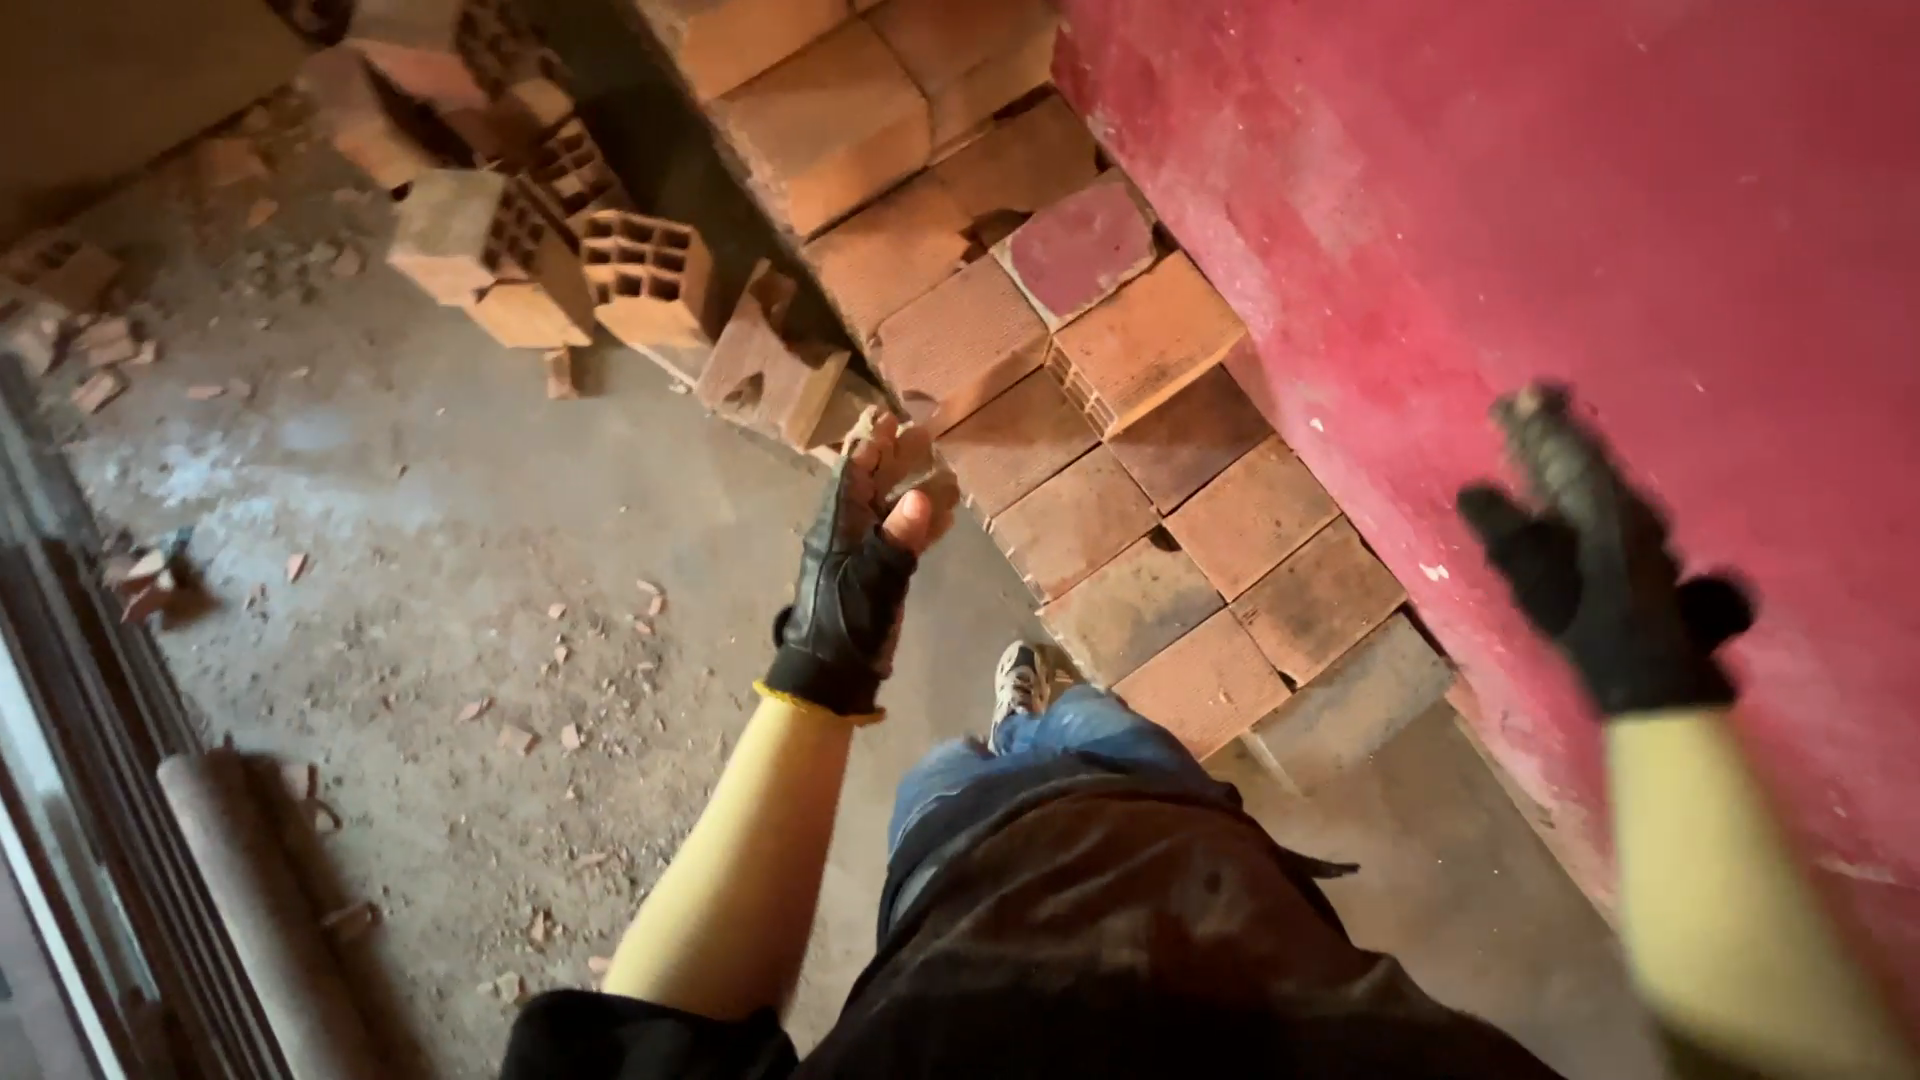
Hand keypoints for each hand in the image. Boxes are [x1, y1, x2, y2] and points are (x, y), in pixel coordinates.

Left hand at [763, 410, 943, 718]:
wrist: (834, 670)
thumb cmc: (845, 619)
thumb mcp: (871, 579)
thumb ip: (897, 538)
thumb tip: (923, 497)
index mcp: (837, 526)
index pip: (853, 475)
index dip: (870, 446)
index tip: (889, 419)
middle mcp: (850, 533)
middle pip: (874, 486)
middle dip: (896, 459)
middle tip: (923, 434)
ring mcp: (866, 554)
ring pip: (892, 511)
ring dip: (915, 489)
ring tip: (943, 468)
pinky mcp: (881, 574)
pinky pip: (903, 540)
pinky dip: (923, 525)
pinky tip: (947, 514)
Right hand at [1455, 385, 1751, 715]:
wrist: (1639, 666)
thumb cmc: (1582, 617)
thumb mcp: (1531, 572)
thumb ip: (1501, 528)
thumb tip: (1474, 489)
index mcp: (1602, 505)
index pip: (1566, 451)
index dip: (1540, 424)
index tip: (1517, 397)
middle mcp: (1620, 506)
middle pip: (1576, 457)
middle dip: (1543, 432)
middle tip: (1516, 402)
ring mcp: (1625, 527)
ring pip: (1581, 477)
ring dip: (1550, 455)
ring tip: (1523, 436)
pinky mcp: (1619, 547)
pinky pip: (1585, 497)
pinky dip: (1560, 481)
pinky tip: (1545, 485)